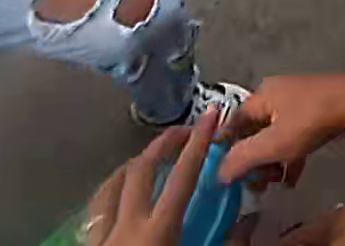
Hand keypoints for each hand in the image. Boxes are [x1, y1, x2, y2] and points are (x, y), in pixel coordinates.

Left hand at [98, 108, 220, 245]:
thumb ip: (226, 245)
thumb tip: (249, 221)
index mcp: (157, 232)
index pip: (183, 175)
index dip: (199, 141)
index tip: (211, 113)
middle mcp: (126, 228)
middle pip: (142, 169)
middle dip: (163, 143)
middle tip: (182, 133)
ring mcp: (101, 239)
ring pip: (111, 186)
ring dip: (132, 165)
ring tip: (147, 157)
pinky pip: (95, 212)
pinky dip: (109, 195)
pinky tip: (118, 195)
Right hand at [217, 75, 344, 185]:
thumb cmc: (310, 119)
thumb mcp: (274, 143)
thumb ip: (243, 157)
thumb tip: (218, 172)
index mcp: (263, 94)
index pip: (235, 121)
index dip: (228, 147)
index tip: (228, 173)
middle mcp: (277, 93)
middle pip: (254, 130)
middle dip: (253, 158)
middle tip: (257, 182)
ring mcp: (297, 101)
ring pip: (274, 135)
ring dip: (271, 160)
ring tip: (275, 181)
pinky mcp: (313, 111)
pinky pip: (293, 136)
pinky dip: (289, 156)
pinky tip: (292, 178)